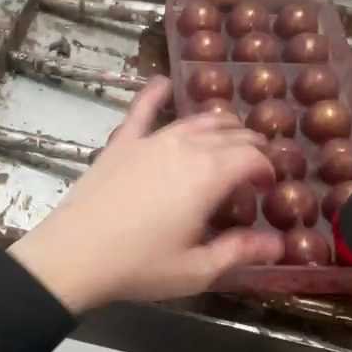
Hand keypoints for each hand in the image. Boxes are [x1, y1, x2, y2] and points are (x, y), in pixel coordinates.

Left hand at [9, 77, 281, 312]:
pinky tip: (164, 82)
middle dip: (248, 146)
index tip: (267, 187)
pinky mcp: (121, 143)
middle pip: (229, 135)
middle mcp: (185, 147)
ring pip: (195, 121)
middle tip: (253, 166)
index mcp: (209, 176)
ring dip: (219, 124)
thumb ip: (239, 251)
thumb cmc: (139, 266)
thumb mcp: (196, 269)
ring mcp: (150, 141)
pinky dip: (155, 93)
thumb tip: (278, 244)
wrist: (73, 256)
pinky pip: (141, 110)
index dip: (266, 169)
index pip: (252, 158)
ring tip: (230, 135)